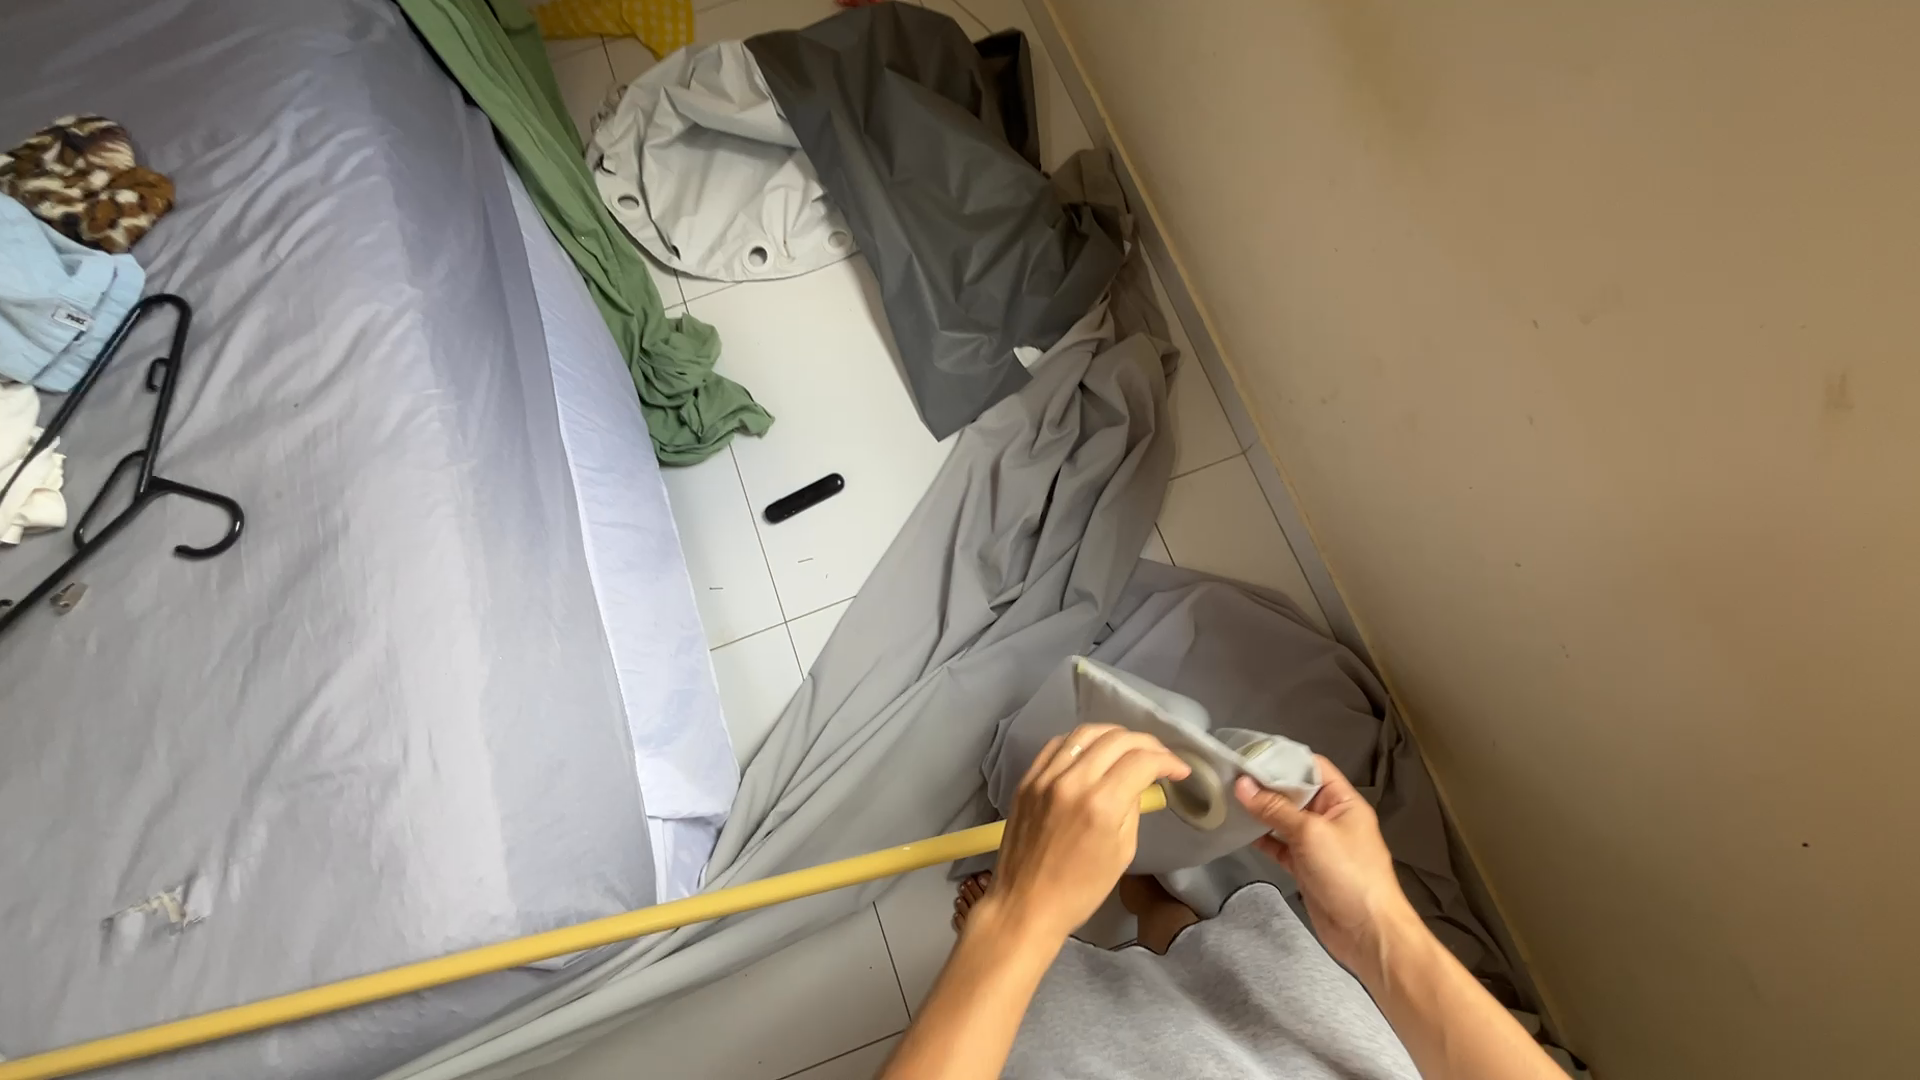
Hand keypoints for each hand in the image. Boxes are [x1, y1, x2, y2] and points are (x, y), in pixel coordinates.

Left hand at [984, 724, 1190, 944]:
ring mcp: (1046, 776)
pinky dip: (1081, 740)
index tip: (1180, 770)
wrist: (1025, 902)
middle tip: (1160, 756)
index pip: (1141, 761)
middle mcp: (1073, 781)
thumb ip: (1132, 808)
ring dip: (1114, 734)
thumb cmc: (1081, 889)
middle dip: (1146, 743)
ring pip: (1085, 733)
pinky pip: (1057, 744)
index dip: (1167, 760)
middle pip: (1116, 739)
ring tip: (1130, 746)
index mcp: (1101, 804)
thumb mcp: (1122, 852)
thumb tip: (1138, 781)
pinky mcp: (1028, 778)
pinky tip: (1093, 749)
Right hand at [1235, 755, 1415, 972]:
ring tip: (1227, 796)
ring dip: (1259, 810)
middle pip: (1294, 791)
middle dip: (1265, 783)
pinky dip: (1261, 836)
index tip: (1249, 753)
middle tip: (1230, 773)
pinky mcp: (1304, 865)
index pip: (1311, 767)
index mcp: (1342, 802)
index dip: (1283, 757)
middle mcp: (1330, 817)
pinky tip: (1238, 829)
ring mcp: (1317, 843)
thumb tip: (1241, 784)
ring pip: (1283, 818)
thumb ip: (1274, 808)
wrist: (1369, 936)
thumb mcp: (1310, 833)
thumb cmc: (1348, 874)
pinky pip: (1279, 843)